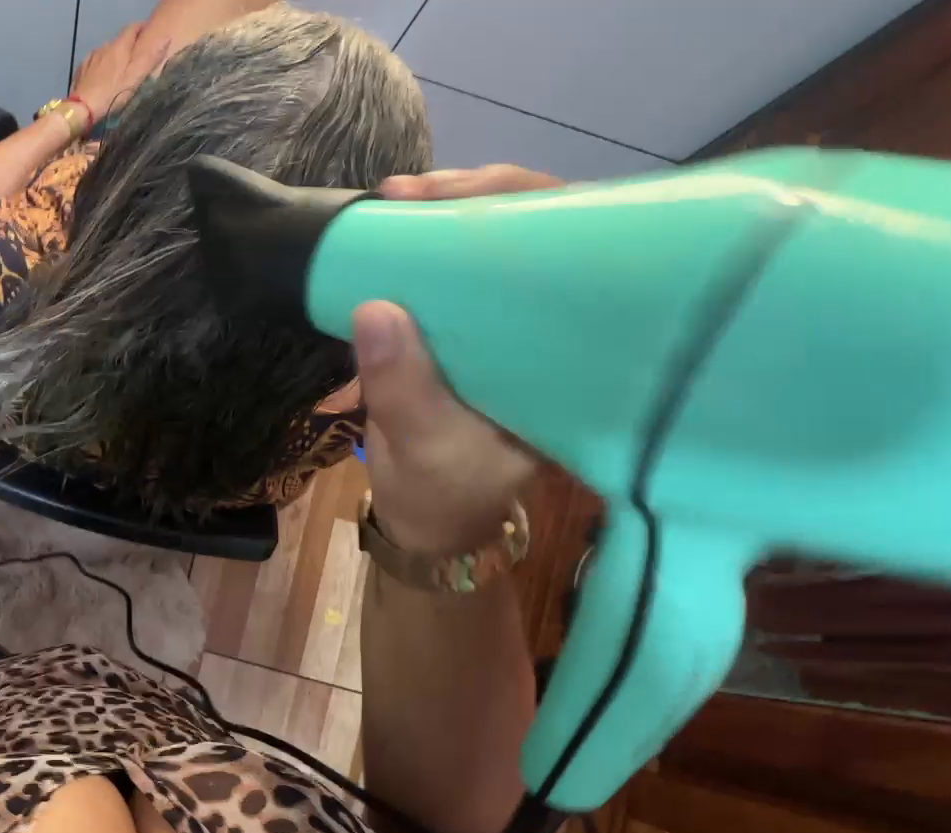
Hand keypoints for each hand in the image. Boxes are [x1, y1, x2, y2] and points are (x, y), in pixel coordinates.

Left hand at [70, 22, 170, 121]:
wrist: (82, 110)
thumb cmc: (112, 96)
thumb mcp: (135, 79)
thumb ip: (150, 58)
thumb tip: (166, 38)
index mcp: (119, 47)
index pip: (133, 28)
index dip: (142, 29)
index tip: (148, 36)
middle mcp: (104, 47)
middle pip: (119, 41)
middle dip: (128, 47)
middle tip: (135, 60)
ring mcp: (91, 58)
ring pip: (105, 52)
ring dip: (113, 57)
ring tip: (118, 71)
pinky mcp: (81, 70)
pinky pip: (93, 62)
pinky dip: (100, 66)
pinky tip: (101, 77)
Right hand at [357, 165, 561, 552]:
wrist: (427, 521)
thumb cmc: (438, 494)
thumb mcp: (420, 448)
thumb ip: (400, 388)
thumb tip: (373, 307)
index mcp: (574, 358)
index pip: (578, 254)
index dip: (528, 210)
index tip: (457, 196)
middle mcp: (553, 332)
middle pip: (538, 236)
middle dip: (475, 200)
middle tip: (407, 193)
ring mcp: (510, 331)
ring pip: (495, 251)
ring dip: (443, 219)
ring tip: (393, 202)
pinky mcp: (470, 336)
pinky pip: (455, 279)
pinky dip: (422, 251)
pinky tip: (392, 232)